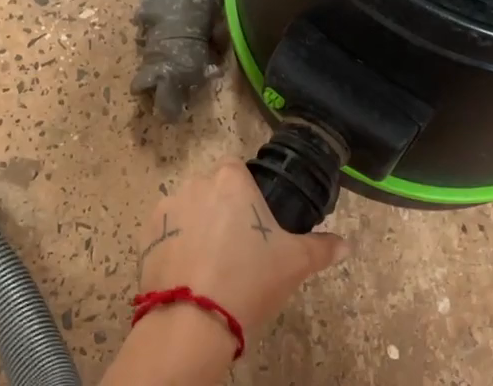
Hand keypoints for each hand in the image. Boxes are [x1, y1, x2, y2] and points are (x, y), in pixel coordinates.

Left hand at [135, 160, 348, 334]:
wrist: (192, 323)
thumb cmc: (249, 280)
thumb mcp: (295, 263)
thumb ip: (322, 248)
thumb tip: (348, 245)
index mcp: (231, 179)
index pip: (238, 169)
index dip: (248, 194)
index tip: (255, 223)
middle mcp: (196, 182)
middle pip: (212, 189)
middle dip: (222, 210)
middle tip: (238, 248)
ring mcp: (166, 207)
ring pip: (188, 210)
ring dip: (197, 227)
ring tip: (211, 265)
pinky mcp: (145, 235)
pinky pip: (166, 232)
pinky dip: (175, 245)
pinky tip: (189, 273)